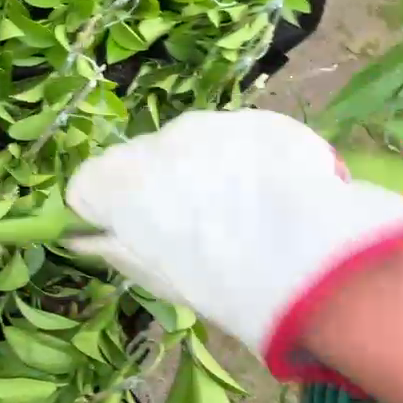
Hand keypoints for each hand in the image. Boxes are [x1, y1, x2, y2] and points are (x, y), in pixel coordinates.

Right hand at [65, 109, 402, 384]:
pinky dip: (246, 161)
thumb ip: (111, 247)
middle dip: (153, 186)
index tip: (133, 234)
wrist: (318, 265)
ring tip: (240, 209)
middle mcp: (146, 142)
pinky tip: (273, 193)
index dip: (105, 212)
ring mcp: (204, 126)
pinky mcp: (255, 121)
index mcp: (109, 182)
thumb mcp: (149, 274)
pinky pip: (236, 140)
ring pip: (186, 147)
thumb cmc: (216, 281)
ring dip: (200, 169)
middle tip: (192, 226)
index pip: (85, 187)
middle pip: (134, 162)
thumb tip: (84, 237)